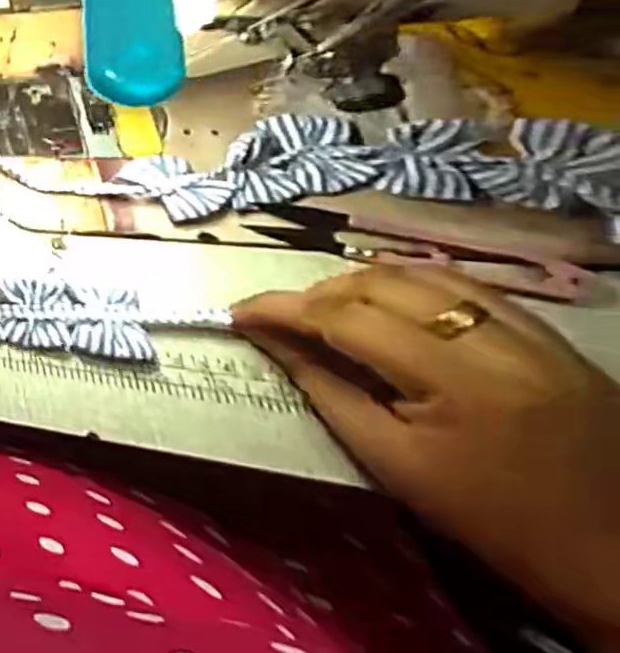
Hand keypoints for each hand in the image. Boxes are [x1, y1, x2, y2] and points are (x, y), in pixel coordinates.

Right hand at [234, 267, 619, 642]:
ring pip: (428, 276)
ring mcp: (544, 341)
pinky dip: (415, 288)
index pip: (346, 318)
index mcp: (464, 383)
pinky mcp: (560, 345)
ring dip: (363, 284)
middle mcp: (509, 347)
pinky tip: (389, 307)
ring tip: (329, 308)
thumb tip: (260, 334)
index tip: (236, 313)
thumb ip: (319, 384)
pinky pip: (473, 291)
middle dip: (317, 293)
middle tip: (282, 318)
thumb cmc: (489, 520)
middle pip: (383, 285)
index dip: (280, 308)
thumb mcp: (387, 458)